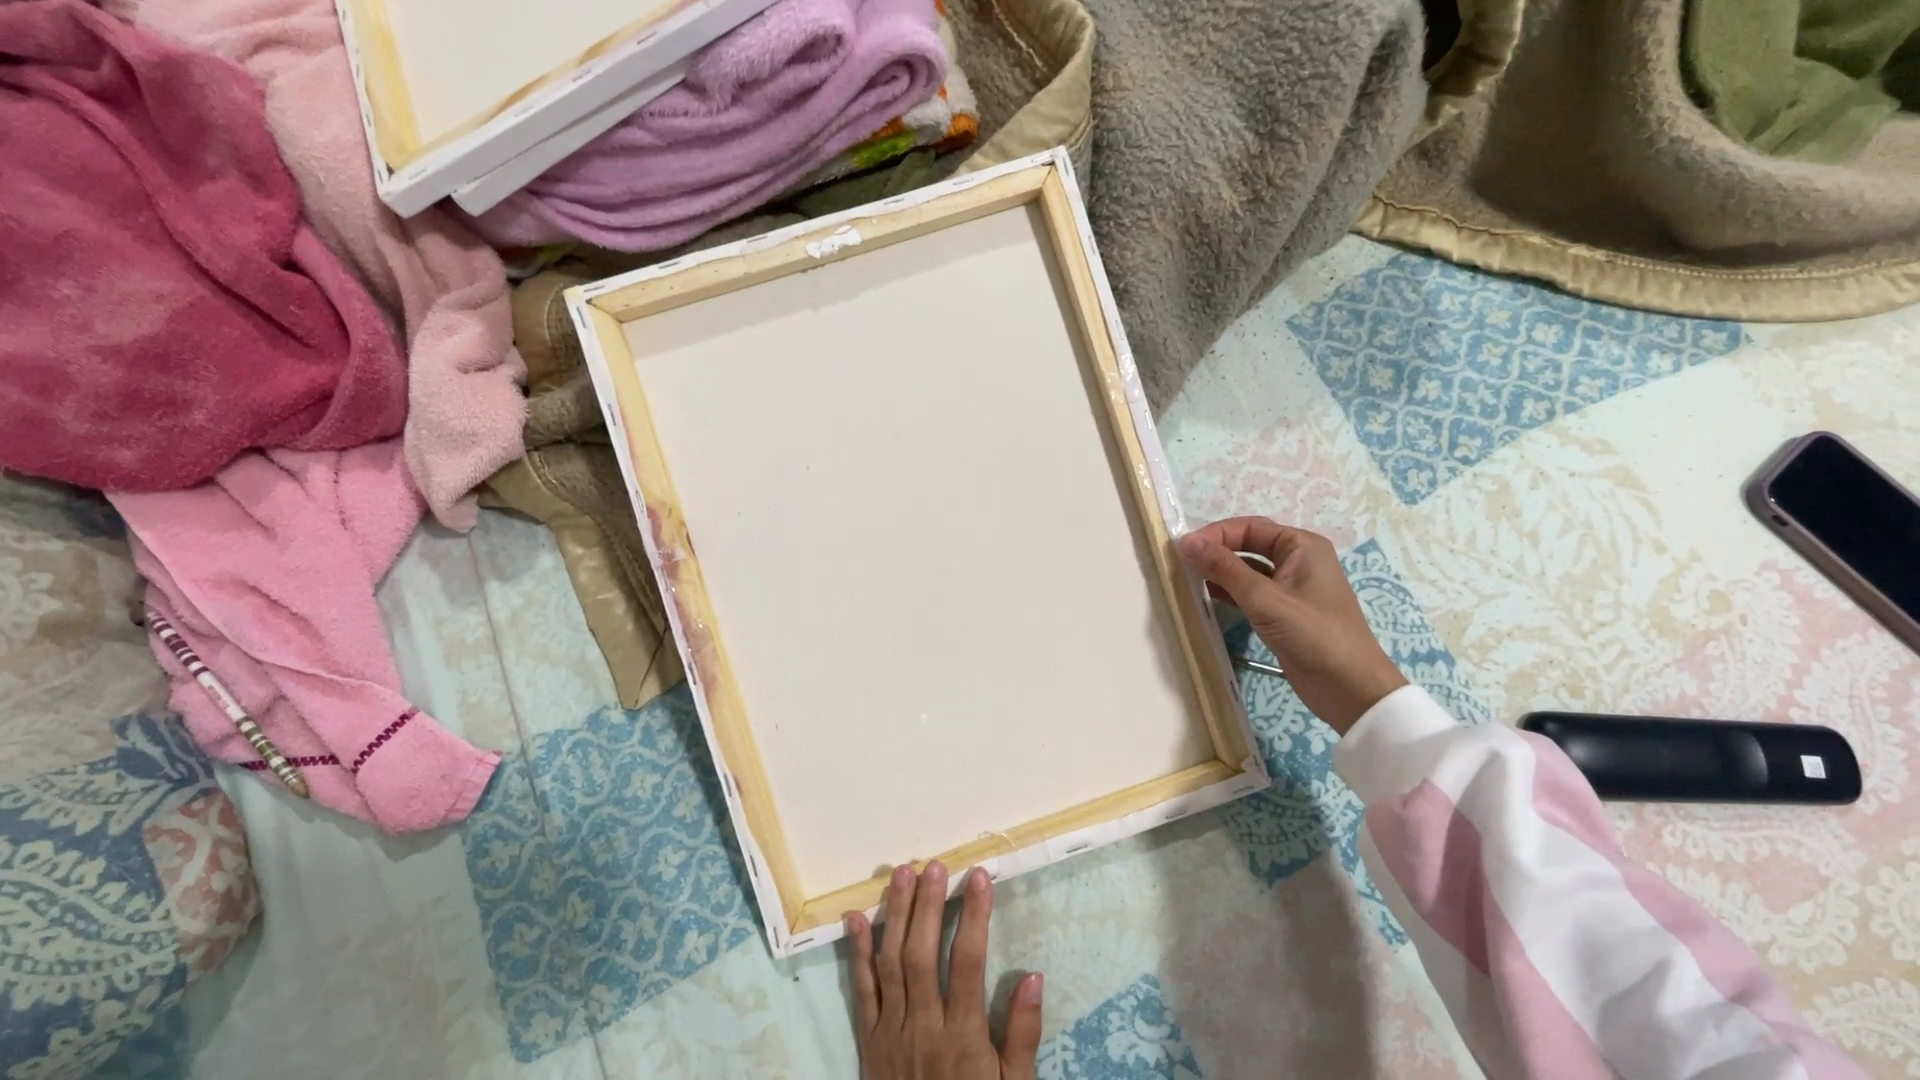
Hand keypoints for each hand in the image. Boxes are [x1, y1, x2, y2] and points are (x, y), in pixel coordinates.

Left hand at [847, 861, 1043, 1079]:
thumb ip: (1023, 1034)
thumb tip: (1033, 976)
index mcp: (964, 1037)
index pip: (969, 963)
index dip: (974, 916)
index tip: (979, 877)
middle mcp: (924, 1027)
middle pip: (922, 955)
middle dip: (929, 905)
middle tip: (936, 864)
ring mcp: (892, 1031)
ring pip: (891, 963)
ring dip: (897, 915)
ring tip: (903, 873)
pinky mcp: (869, 1039)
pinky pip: (862, 990)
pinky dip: (858, 952)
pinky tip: (857, 917)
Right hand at [1177, 517, 1406, 734]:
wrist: (1350, 689)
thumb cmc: (1313, 635)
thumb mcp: (1265, 599)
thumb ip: (1225, 568)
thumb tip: (1187, 542)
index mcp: (1302, 546)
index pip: (1250, 527)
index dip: (1216, 534)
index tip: (1182, 547)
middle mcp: (1298, 560)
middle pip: (1248, 545)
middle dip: (1216, 550)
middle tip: (1181, 561)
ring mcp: (1291, 588)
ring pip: (1247, 569)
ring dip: (1220, 572)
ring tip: (1186, 578)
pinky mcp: (1283, 613)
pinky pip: (1250, 592)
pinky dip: (1228, 592)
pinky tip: (1205, 597)